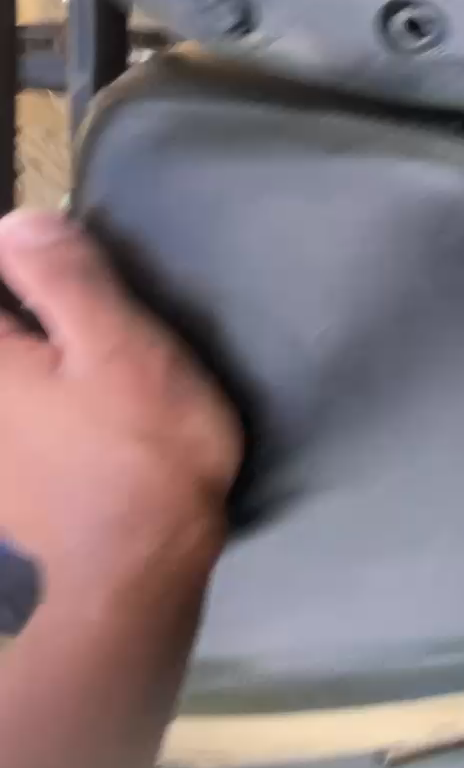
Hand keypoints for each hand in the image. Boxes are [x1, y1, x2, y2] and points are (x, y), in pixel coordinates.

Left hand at [0, 210, 240, 596]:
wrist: (138, 549)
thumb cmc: (144, 440)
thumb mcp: (125, 351)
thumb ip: (69, 285)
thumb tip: (20, 218)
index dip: (18, 263)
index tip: (61, 261)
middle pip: (4, 329)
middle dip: (30, 309)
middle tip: (89, 308)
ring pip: (13, 368)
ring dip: (41, 348)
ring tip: (99, 359)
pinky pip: (15, 410)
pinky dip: (39, 389)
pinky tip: (86, 402)